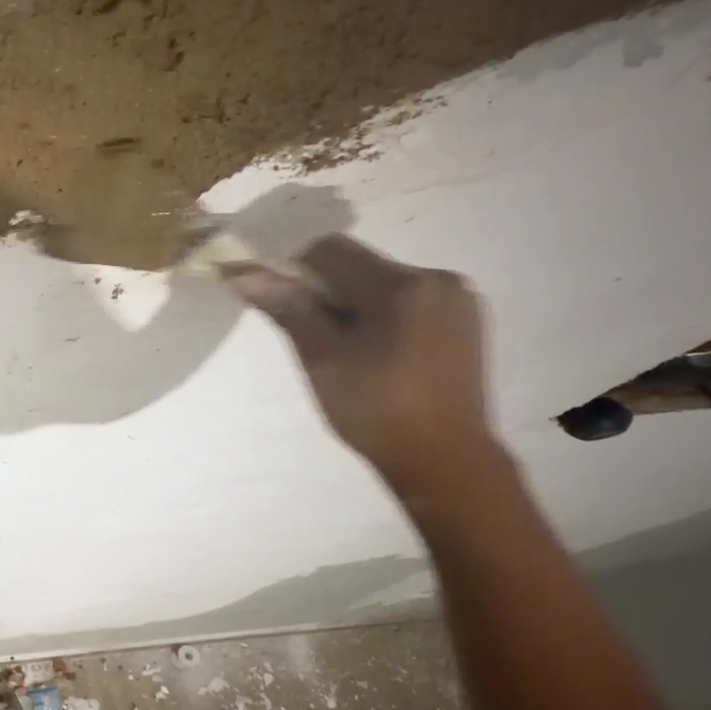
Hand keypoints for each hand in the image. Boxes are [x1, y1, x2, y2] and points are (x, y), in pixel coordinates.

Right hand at [227, 236, 497, 484]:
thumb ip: (288, 309)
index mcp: (401, 285)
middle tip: (310, 339)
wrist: (444, 459)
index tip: (275, 302)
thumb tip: (244, 273)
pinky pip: (408, 301)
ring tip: (345, 353)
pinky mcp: (466, 319)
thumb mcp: (322, 359)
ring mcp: (458, 298)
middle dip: (324, 292)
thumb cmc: (376, 411)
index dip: (291, 268)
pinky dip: (380, 316)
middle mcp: (437, 278)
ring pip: (382, 283)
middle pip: (358, 266)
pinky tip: (376, 355)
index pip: (328, 250)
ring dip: (352, 305)